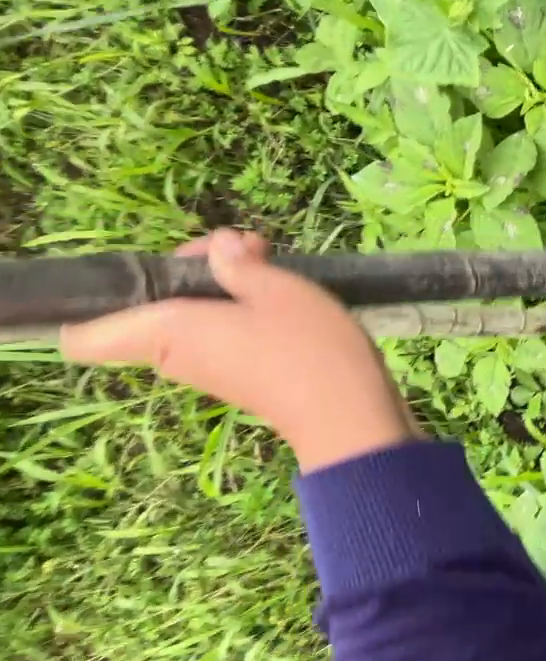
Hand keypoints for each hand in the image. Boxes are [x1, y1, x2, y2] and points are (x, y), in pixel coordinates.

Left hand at [60, 229, 418, 471]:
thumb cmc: (310, 347)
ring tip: (275, 273)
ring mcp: (209, 372)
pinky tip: (288, 305)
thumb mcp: (284, 291)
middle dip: (189, 277)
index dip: (98, 305)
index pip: (82, 336)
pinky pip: (221, 342)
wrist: (349, 413)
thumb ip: (242, 266)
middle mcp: (173, 355)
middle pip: (150, 314)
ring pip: (189, 327)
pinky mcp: (242, 382)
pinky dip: (243, 319)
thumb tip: (218, 247)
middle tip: (244, 253)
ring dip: (223, 296)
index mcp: (165, 330)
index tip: (159, 274)